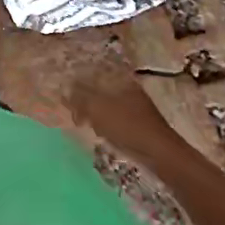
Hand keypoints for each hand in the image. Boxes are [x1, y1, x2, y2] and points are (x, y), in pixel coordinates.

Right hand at [65, 57, 180, 168]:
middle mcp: (127, 87)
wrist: (158, 152)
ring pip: (106, 103)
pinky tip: (102, 134)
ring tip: (85, 124)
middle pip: (100, 88)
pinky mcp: (137, 122)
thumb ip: (80, 98)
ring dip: (94, 113)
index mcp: (119, 78)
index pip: (94, 73)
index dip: (78, 82)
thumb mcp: (98, 109)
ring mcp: (134, 104)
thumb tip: (65, 90)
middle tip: (74, 113)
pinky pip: (114, 117)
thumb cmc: (127, 126)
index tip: (66, 95)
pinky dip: (105, 123)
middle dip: (85, 99)